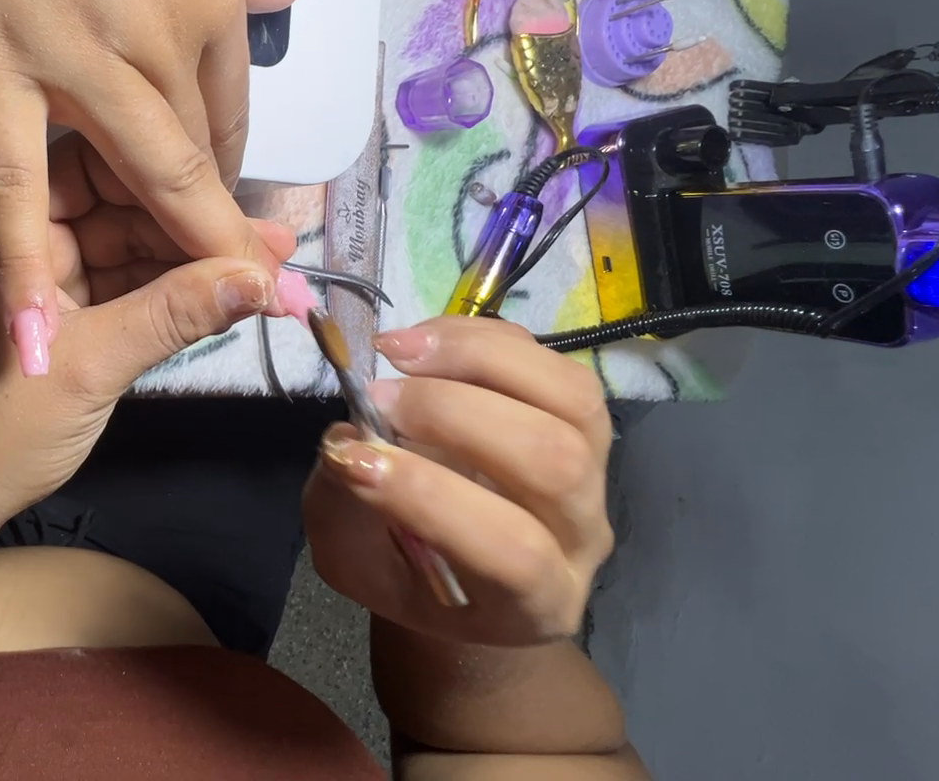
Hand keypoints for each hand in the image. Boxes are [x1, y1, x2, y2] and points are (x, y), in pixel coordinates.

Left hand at [0, 194, 297, 555]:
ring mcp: (50, 275)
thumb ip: (175, 314)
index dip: (170, 182)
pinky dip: (178, 294)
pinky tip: (232, 293)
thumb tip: (264, 278)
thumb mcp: (90, 367)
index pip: (98, 170)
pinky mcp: (71, 311)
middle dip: (197, 230)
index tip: (240, 204)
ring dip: (198, 264)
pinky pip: (131, 287)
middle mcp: (27, 236)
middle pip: (125, 211)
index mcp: (5, 227)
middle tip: (277, 246)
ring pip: (136, 250)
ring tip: (274, 270)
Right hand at [303, 317, 614, 646]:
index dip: (430, 496)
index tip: (353, 459)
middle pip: (554, 461)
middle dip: (451, 413)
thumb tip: (349, 439)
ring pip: (571, 398)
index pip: (512, 550)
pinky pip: (549, 361)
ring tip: (398, 351)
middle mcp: (580, 537)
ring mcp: (593, 472)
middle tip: (374, 398)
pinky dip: (477, 337)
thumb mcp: (350, 557)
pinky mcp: (576, 416)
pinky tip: (417, 342)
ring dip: (475, 358)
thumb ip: (346, 506)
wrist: (448, 560)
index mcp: (531, 601)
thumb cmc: (399, 569)